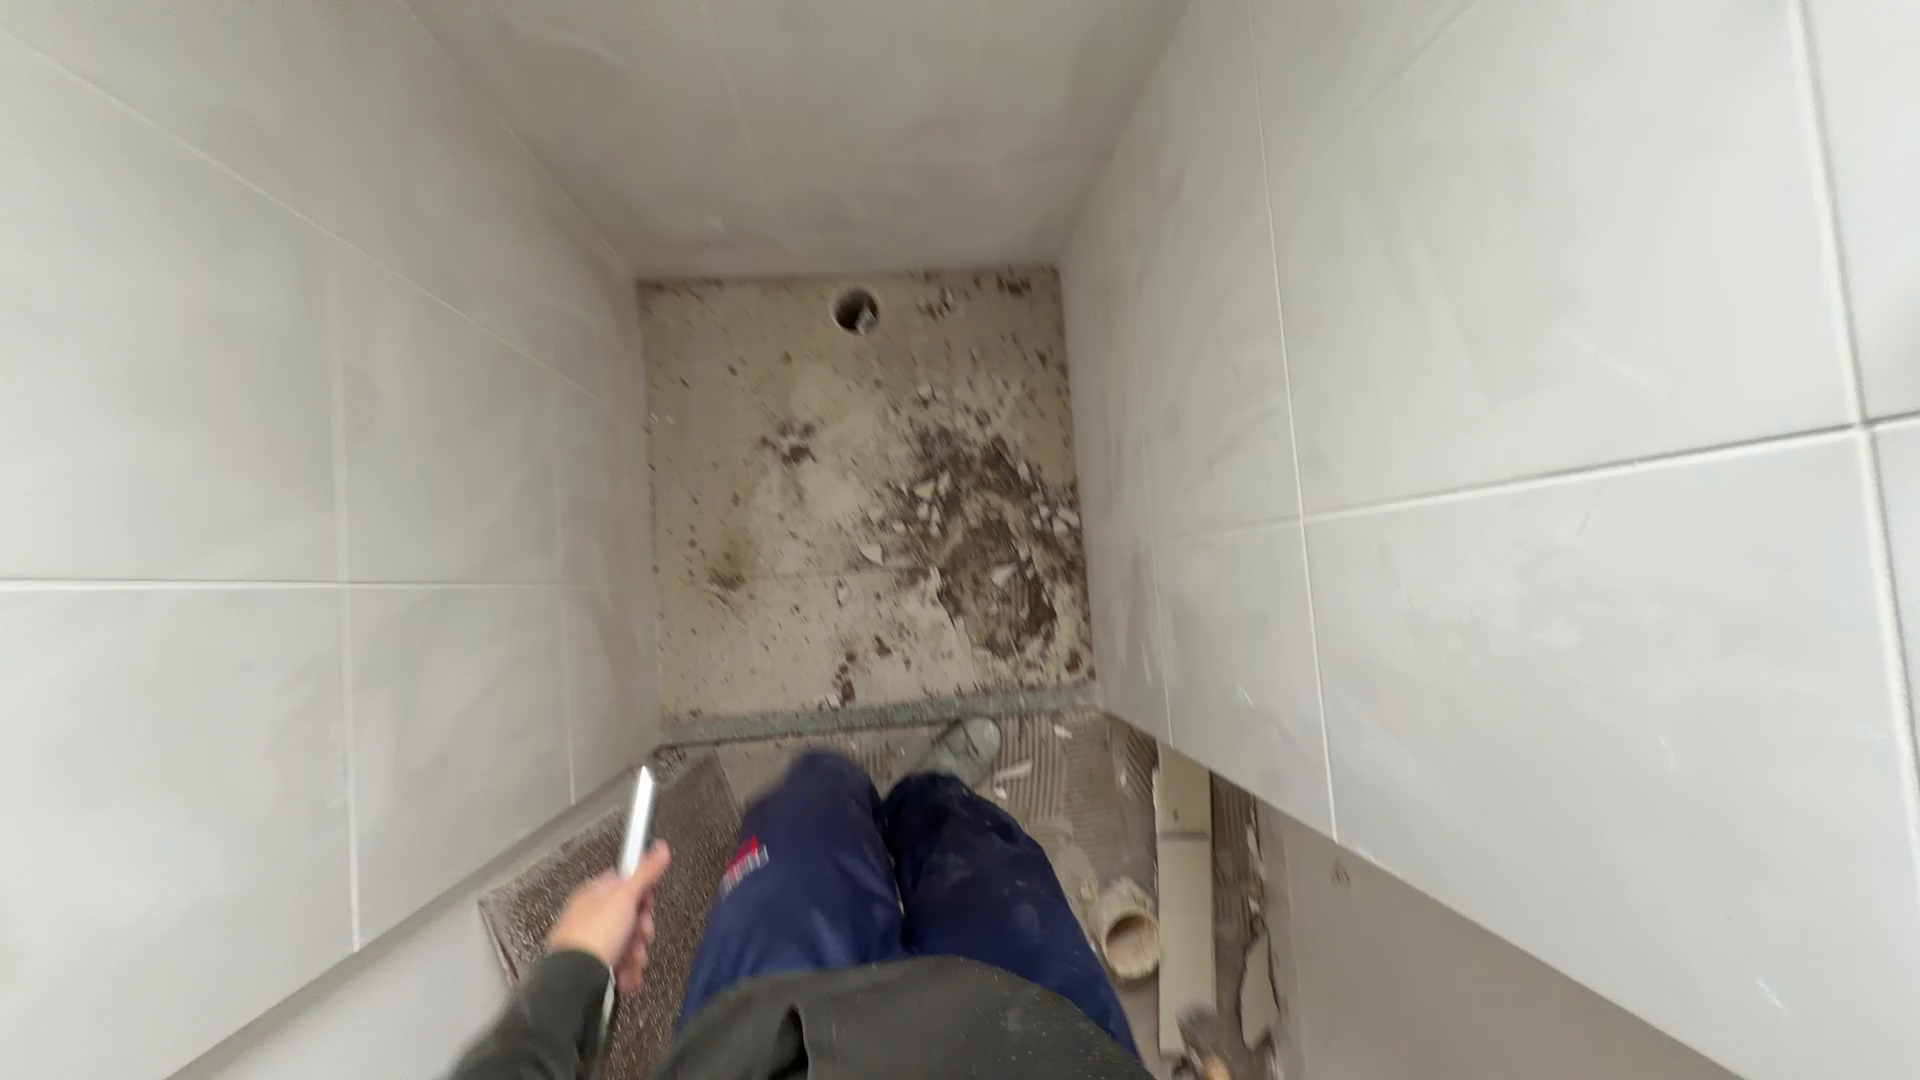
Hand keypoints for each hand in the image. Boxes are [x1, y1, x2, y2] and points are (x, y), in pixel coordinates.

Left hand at [546, 842, 671, 992]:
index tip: (648, 903)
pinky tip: (628, 976)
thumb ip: (646, 872)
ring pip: (626, 941)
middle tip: (642, 935)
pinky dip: (627, 970)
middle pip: (629, 915)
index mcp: (592, 894)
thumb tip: (661, 846)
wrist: (575, 982)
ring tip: (634, 961)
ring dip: (637, 952)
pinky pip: (618, 963)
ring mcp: (590, 943)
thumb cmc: (597, 933)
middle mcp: (590, 916)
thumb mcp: (626, 897)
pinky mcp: (591, 968)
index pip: (625, 883)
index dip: (642, 892)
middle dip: (642, 929)